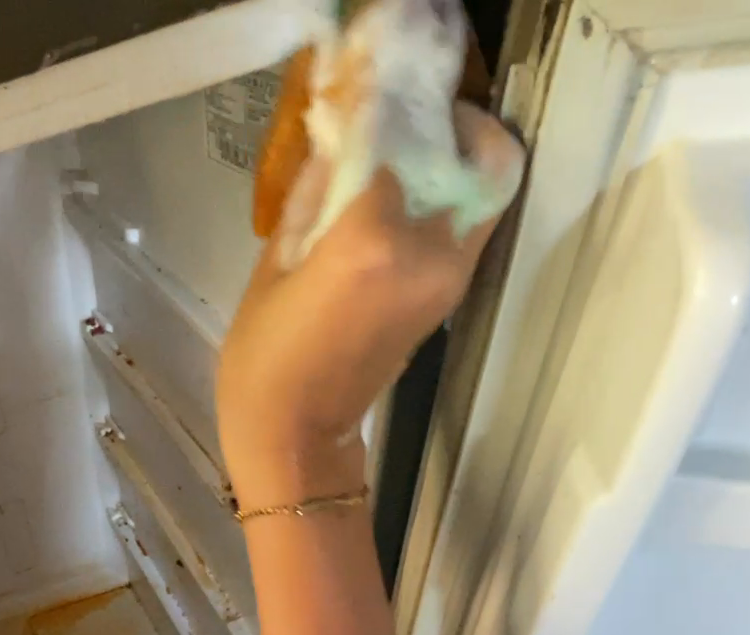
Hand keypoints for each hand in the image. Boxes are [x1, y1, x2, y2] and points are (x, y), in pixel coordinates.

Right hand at [216, 102, 525, 507]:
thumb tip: (334, 143)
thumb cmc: (261, 365)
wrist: (296, 438)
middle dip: (448, 119)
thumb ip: (309, 201)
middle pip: (474, 151)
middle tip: (410, 111)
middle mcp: (430, 250)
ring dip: (458, 153)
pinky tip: (408, 193)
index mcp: (371, 243)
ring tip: (407, 147)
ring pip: (488, 184)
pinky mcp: (451, 292)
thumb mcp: (268, 276)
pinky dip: (454, 191)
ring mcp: (451, 274)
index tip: (372, 81)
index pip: (396, 140)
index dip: (384, 104)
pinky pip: (472, 219)